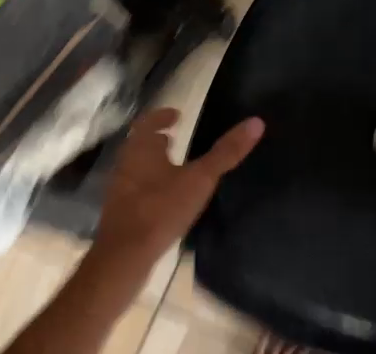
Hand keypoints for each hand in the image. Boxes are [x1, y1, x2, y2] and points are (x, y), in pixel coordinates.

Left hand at [95, 107, 263, 262]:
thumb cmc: (161, 209)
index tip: (177, 115)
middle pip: (139, 145)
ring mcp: (119, 191)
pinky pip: (135, 192)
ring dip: (153, 164)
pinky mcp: (119, 216)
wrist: (123, 259)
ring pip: (136, 168)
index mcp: (141, 149)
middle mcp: (126, 165)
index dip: (162, 117)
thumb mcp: (200, 179)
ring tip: (175, 168)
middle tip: (176, 138)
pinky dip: (149, 188)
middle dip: (157, 141)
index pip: (148, 122)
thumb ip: (226, 152)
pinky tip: (166, 200)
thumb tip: (256, 122)